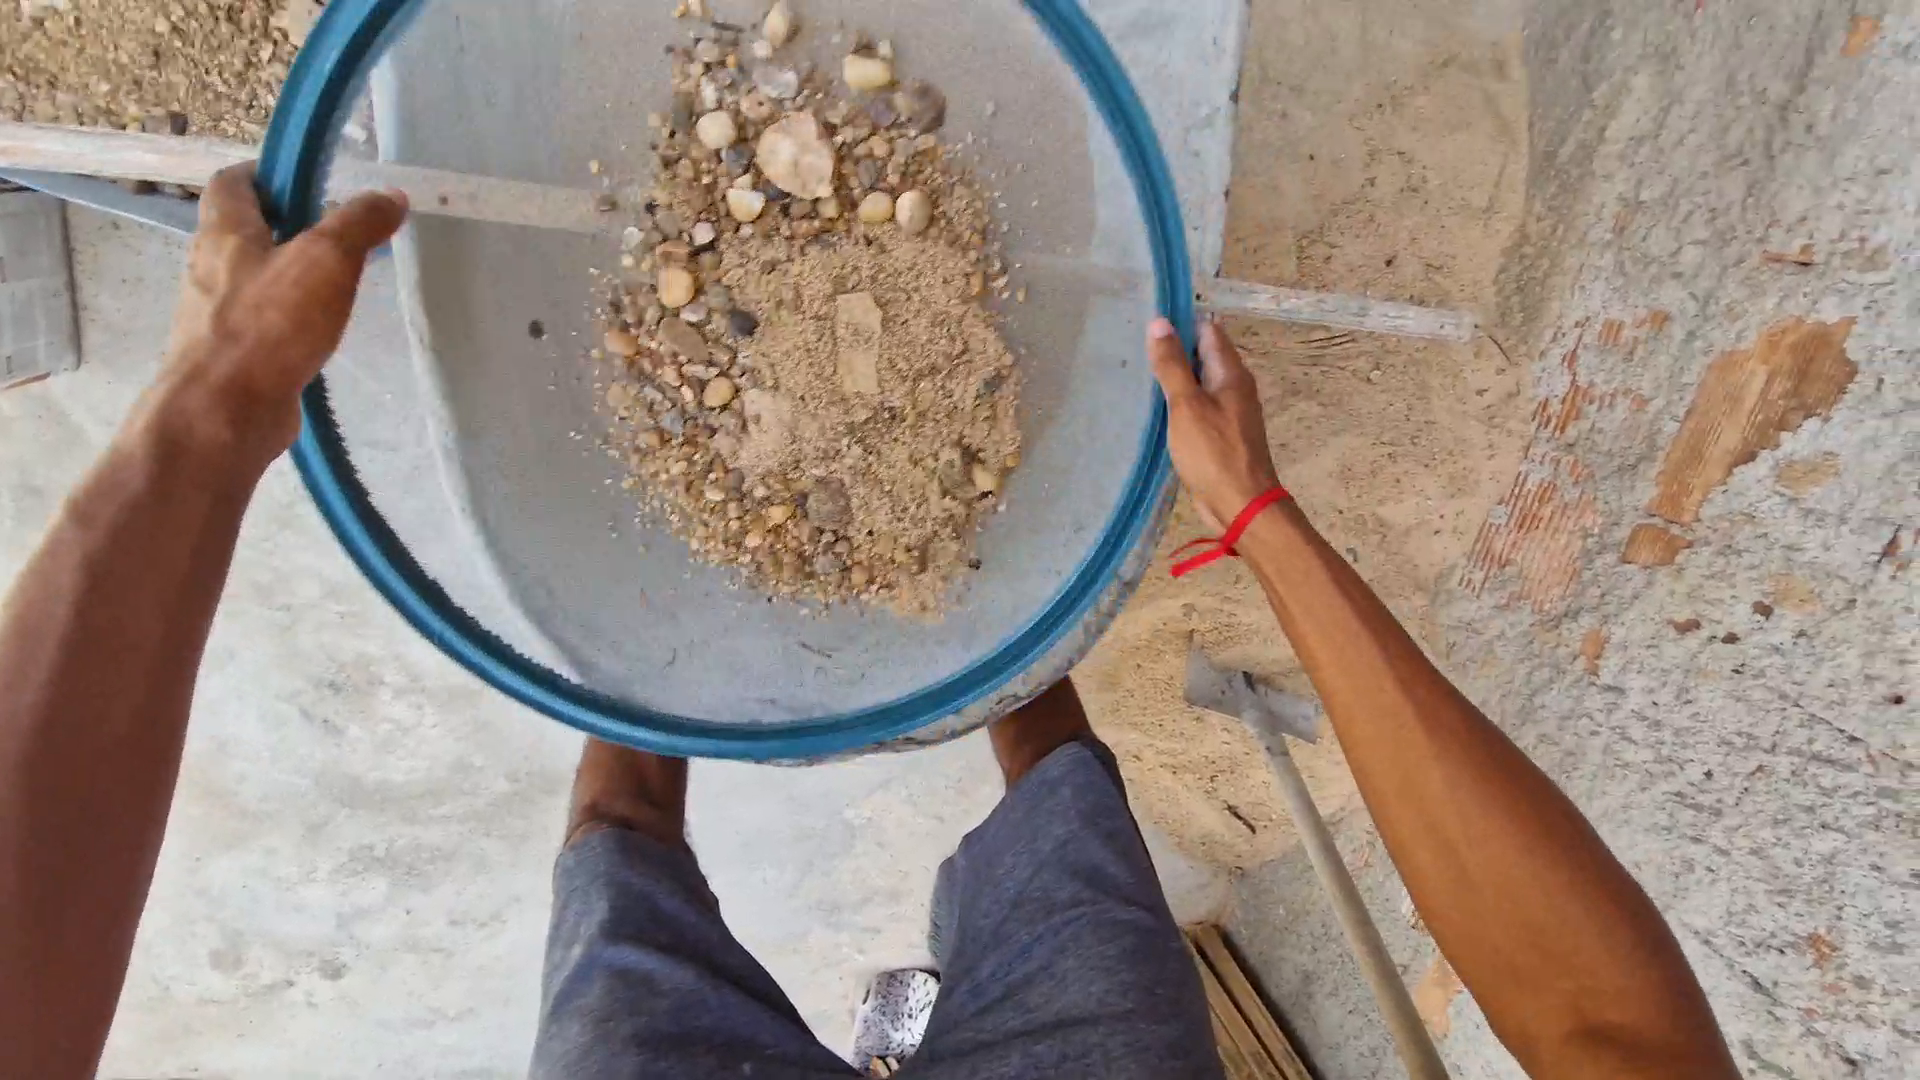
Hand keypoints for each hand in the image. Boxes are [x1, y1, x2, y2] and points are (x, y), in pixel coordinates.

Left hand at [155, 164, 407, 465]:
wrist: (227, 403)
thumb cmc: (272, 324)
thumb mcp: (327, 262)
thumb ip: (358, 225)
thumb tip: (390, 195)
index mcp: (225, 232)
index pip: (233, 183)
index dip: (268, 174)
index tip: (311, 182)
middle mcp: (211, 263)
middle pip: (245, 229)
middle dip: (288, 226)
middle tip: (340, 235)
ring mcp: (218, 308)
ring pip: (255, 274)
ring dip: (291, 271)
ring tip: (339, 283)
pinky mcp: (233, 347)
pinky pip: (263, 315)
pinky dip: (290, 312)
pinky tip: (321, 329)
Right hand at [1147, 317, 1281, 529]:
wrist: (1240, 504)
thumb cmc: (1213, 453)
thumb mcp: (1186, 405)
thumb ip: (1172, 365)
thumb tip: (1159, 322)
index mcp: (1231, 373)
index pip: (1208, 331)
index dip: (1182, 320)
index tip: (1150, 317)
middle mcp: (1235, 387)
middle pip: (1205, 355)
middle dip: (1176, 347)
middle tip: (1136, 344)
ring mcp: (1230, 412)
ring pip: (1201, 382)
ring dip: (1176, 377)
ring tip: (1140, 372)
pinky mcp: (1221, 434)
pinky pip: (1199, 407)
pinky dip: (1180, 402)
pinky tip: (1158, 409)